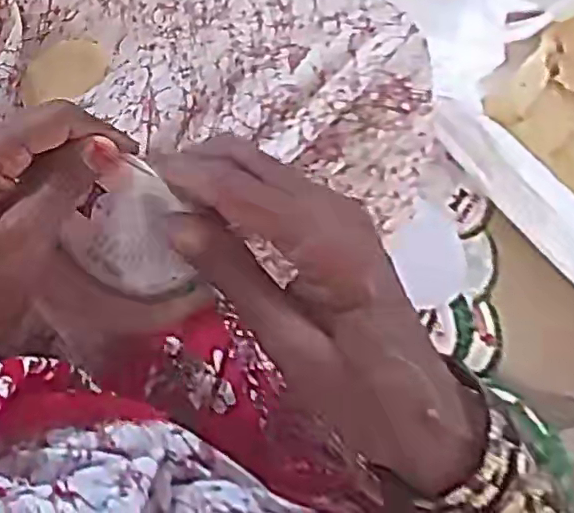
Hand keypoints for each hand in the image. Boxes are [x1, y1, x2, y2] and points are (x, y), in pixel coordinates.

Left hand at [0, 103, 134, 391]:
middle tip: (124, 174)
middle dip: (90, 143)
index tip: (133, 158)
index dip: (100, 132)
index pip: (57, 118)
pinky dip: (57, 166)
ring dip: (77, 155)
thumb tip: (106, 146)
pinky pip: (30, 151)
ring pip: (43, 135)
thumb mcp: (30, 235)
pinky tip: (77, 190)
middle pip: (50, 122)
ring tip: (107, 185)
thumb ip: (67, 182)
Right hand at [161, 137, 484, 496]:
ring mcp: (336, 204)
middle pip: (249, 159)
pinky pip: (270, 180)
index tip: (143, 173)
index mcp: (329, 243)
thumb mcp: (289, 345)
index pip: (243, 190)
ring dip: (211, 167)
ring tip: (168, 191)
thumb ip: (232, 274)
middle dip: (196, 161)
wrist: (430, 414)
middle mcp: (334, 206)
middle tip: (149, 181)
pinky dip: (232, 181)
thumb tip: (173, 222)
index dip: (190, 176)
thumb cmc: (361, 394)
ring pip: (257, 162)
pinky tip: (207, 204)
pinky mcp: (331, 213)